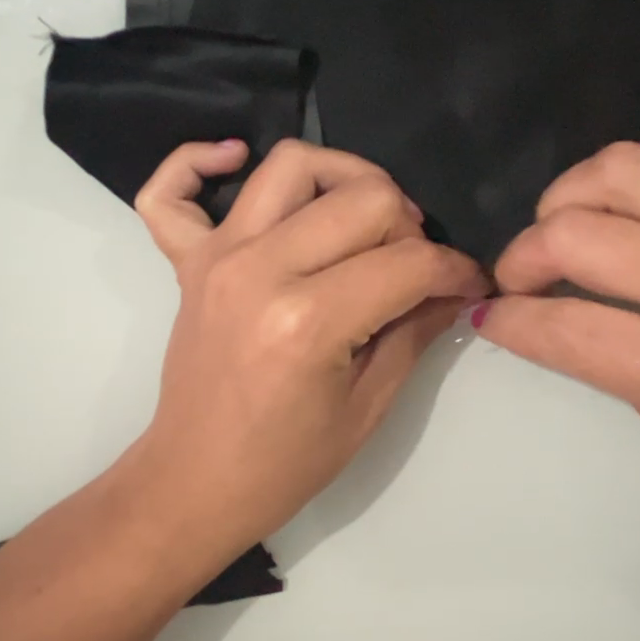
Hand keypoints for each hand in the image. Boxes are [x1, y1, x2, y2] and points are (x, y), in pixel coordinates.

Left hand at [125, 139, 486, 555]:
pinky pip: (170, 191)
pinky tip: (234, 159)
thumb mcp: (370, 406)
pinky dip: (196, 162)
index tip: (469, 284)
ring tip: (365, 217)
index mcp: (309, 321)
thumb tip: (456, 286)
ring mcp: (217, 257)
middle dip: (411, 226)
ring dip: (345, 177)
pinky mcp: (187, 260)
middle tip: (416, 266)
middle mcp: (260, 270)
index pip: (408, 261)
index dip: (455, 270)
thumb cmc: (287, 462)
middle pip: (363, 198)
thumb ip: (417, 330)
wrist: (196, 481)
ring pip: (292, 166)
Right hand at [477, 95, 639, 483]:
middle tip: (523, 280)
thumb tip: (529, 316)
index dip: (512, 321)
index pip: (573, 328)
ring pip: (627, 169)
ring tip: (566, 226)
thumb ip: (604, 364)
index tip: (491, 317)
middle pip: (585, 235)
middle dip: (525, 256)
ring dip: (570, 194)